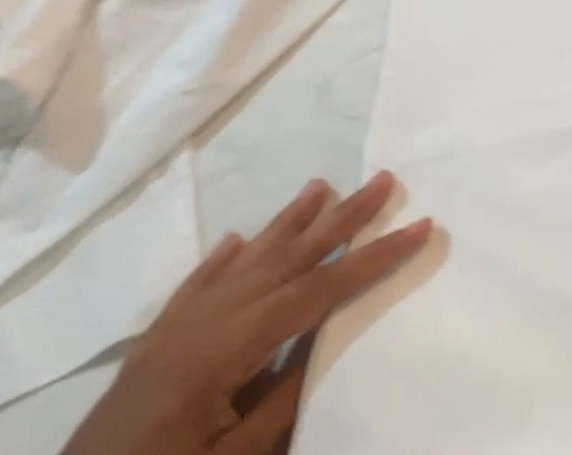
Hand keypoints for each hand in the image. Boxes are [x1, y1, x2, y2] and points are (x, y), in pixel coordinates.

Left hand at [63, 171, 431, 454]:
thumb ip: (286, 393)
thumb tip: (329, 331)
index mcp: (225, 352)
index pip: (316, 291)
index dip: (372, 258)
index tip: (421, 225)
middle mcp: (199, 328)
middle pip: (283, 261)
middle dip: (339, 218)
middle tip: (382, 179)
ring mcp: (169, 336)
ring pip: (240, 264)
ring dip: (285, 224)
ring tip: (319, 185)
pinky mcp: (150, 350)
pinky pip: (192, 289)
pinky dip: (219, 261)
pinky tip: (235, 240)